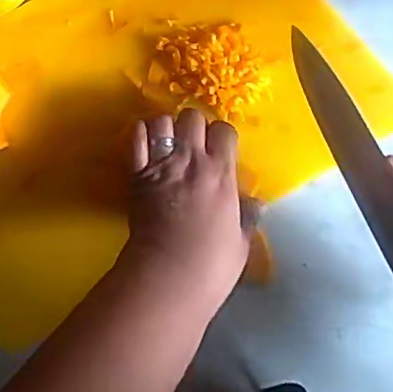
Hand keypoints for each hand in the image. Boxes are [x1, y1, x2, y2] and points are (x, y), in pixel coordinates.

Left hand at [122, 108, 251, 307]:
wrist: (168, 274)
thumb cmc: (210, 265)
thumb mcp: (239, 241)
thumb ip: (246, 216)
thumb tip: (255, 203)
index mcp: (221, 174)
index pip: (224, 131)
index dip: (223, 135)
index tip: (221, 148)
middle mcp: (191, 160)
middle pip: (192, 117)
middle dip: (195, 125)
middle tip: (194, 142)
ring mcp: (161, 163)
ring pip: (162, 121)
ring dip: (167, 127)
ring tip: (168, 141)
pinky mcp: (137, 172)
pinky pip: (136, 137)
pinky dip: (141, 133)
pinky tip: (146, 141)